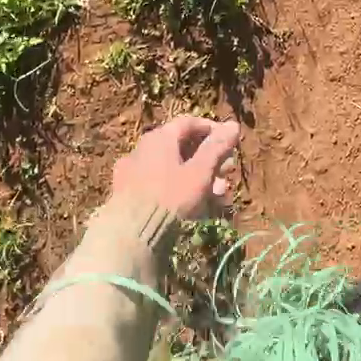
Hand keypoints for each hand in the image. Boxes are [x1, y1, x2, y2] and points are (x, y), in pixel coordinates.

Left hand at [112, 116, 242, 220]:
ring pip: (174, 169)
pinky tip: (198, 208)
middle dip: (211, 160)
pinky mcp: (128, 197)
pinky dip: (181, 192)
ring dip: (200, 179)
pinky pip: (162, 187)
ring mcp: (132, 175)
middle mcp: (142, 151)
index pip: (190, 123)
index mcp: (159, 139)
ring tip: (218, 195)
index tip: (230, 141)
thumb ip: (217, 146)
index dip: (213, 129)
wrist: (129, 237)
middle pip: (183, 148)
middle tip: (228, 172)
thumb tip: (233, 124)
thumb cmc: (169, 197)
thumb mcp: (200, 170)